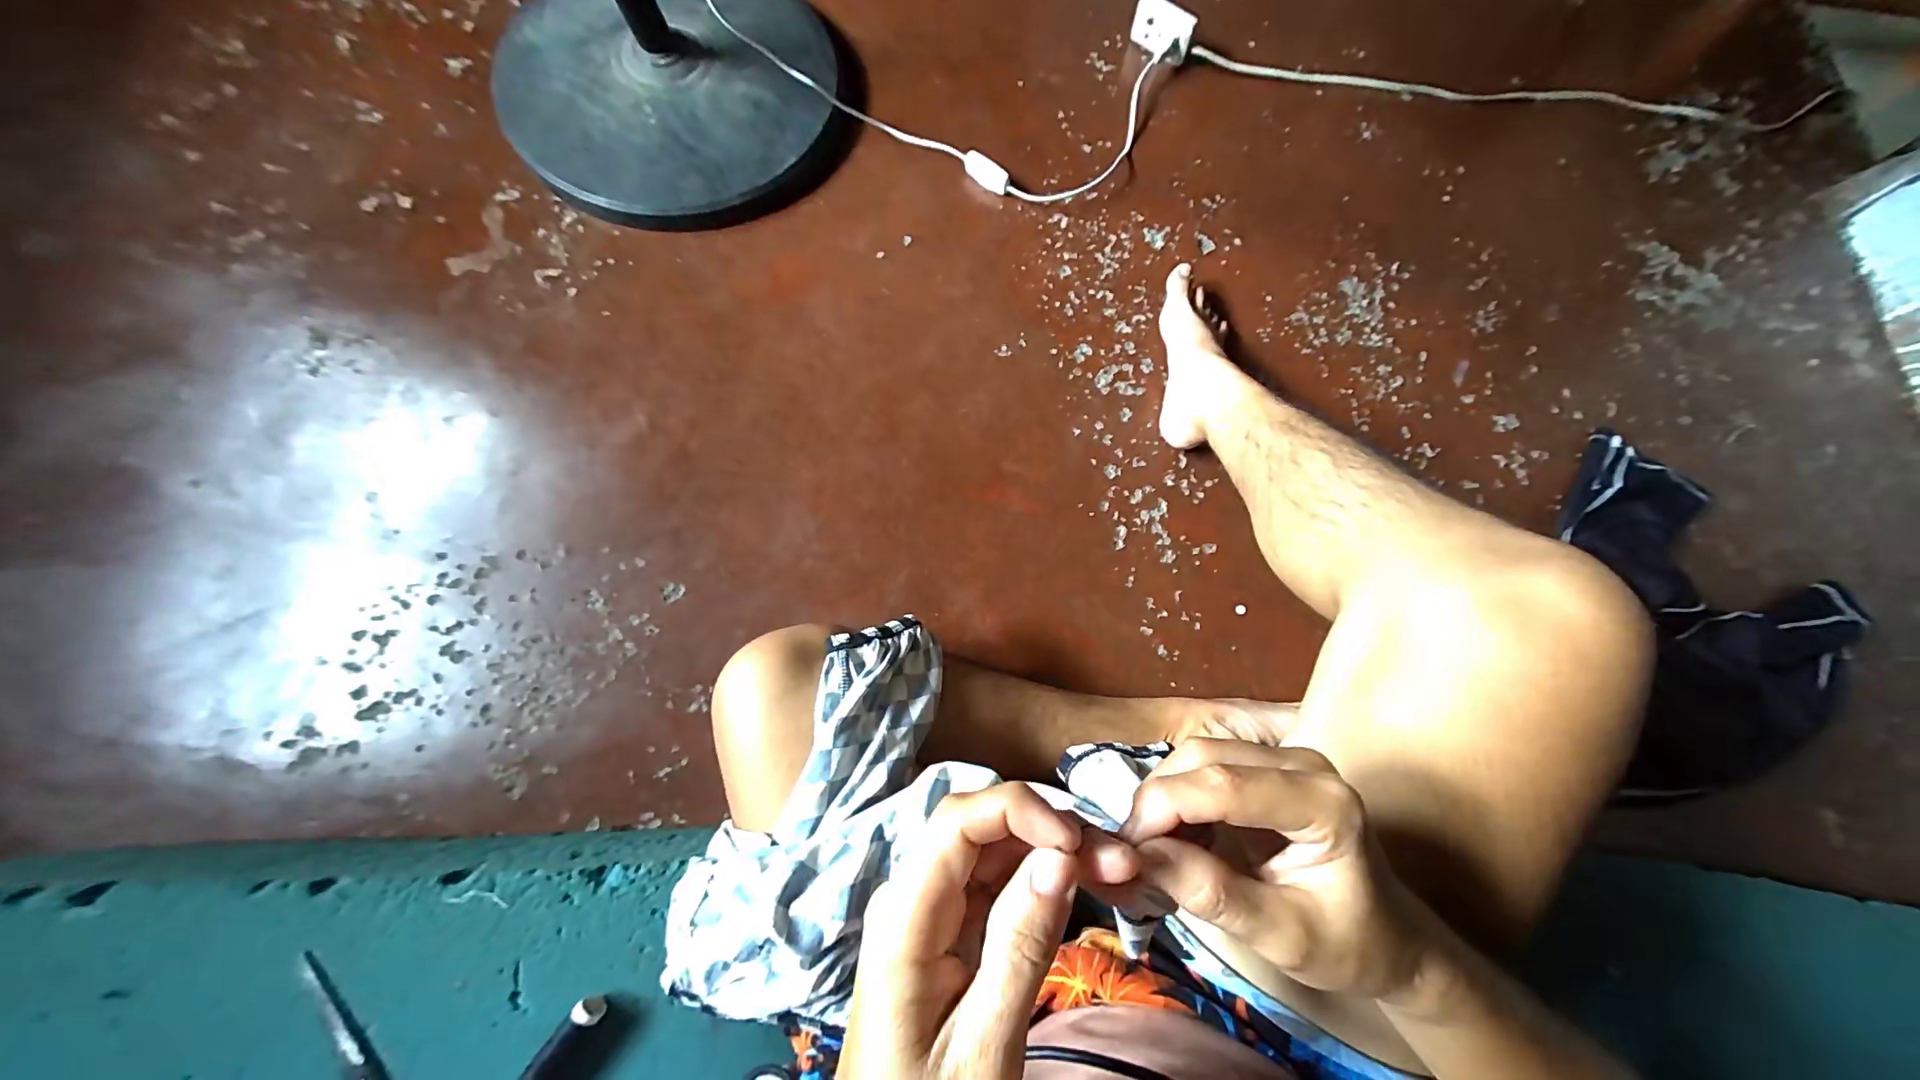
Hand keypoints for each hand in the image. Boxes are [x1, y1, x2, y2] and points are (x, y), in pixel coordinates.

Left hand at [842, 783, 1138, 1079]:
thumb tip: (1060, 858)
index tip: (1077, 840)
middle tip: (1118, 860)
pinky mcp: (951, 930)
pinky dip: (1044, 881)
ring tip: (1116, 871)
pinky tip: (1085, 886)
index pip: (957, 821)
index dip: (1019, 810)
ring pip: (997, 852)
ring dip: (1056, 854)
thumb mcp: (983, 1045)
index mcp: (904, 915)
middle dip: (1051, 831)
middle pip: (982, 830)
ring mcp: (932, 911)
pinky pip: (998, 885)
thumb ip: (1020, 946)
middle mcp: (913, 896)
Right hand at [1119, 739, 1437, 1002]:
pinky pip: (1204, 763)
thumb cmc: (1346, 945)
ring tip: (1153, 847)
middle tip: (1135, 853)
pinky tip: (1174, 833)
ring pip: (1196, 754)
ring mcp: (1284, 755)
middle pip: (1203, 758)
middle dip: (1157, 801)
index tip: (1129, 851)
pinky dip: (1176, 795)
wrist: (1388, 937)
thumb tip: (1140, 857)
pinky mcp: (1266, 761)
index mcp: (1322, 803)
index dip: (1164, 809)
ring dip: (1162, 796)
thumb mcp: (1282, 938)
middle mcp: (1302, 762)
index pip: (1224, 785)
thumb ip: (1213, 895)